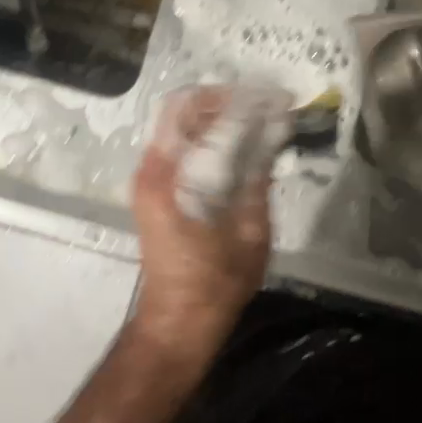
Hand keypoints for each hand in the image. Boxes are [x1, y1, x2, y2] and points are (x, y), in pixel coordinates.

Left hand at [128, 87, 272, 359]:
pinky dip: (207, 133)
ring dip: (217, 114)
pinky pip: (178, 143)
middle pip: (182, 108)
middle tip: (265, 103)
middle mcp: (152, 169)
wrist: (176, 326)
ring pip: (178, 122)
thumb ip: (259, 179)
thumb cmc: (215, 285)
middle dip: (226, 99)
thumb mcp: (251, 232)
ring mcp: (148, 178)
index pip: (196, 110)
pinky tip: (239, 142)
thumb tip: (273, 134)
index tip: (270, 96)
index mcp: (173, 177)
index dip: (236, 97)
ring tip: (257, 118)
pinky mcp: (153, 190)